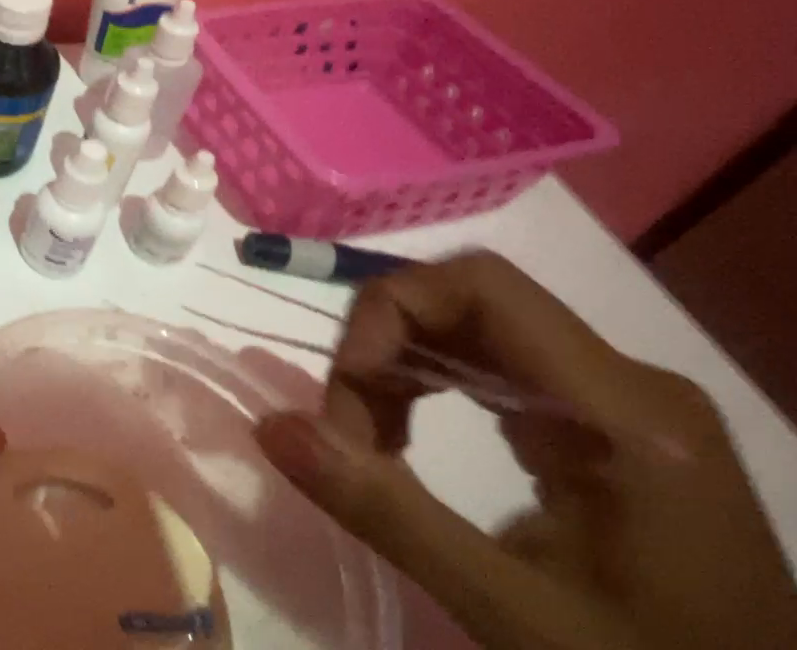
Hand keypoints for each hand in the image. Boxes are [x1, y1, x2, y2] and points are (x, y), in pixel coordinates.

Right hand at [253, 252, 796, 649]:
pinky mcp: (600, 421)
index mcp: (625, 412)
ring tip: (369, 446)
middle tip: (346, 433)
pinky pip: (488, 365)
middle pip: (467, 303)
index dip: (389, 310)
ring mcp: (617, 399)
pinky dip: (424, 390)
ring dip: (395, 372)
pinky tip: (404, 441)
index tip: (345, 389)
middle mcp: (626, 382)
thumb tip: (270, 425)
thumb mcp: (511, 611)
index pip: (482, 285)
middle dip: (382, 350)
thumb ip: (389, 513)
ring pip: (468, 329)